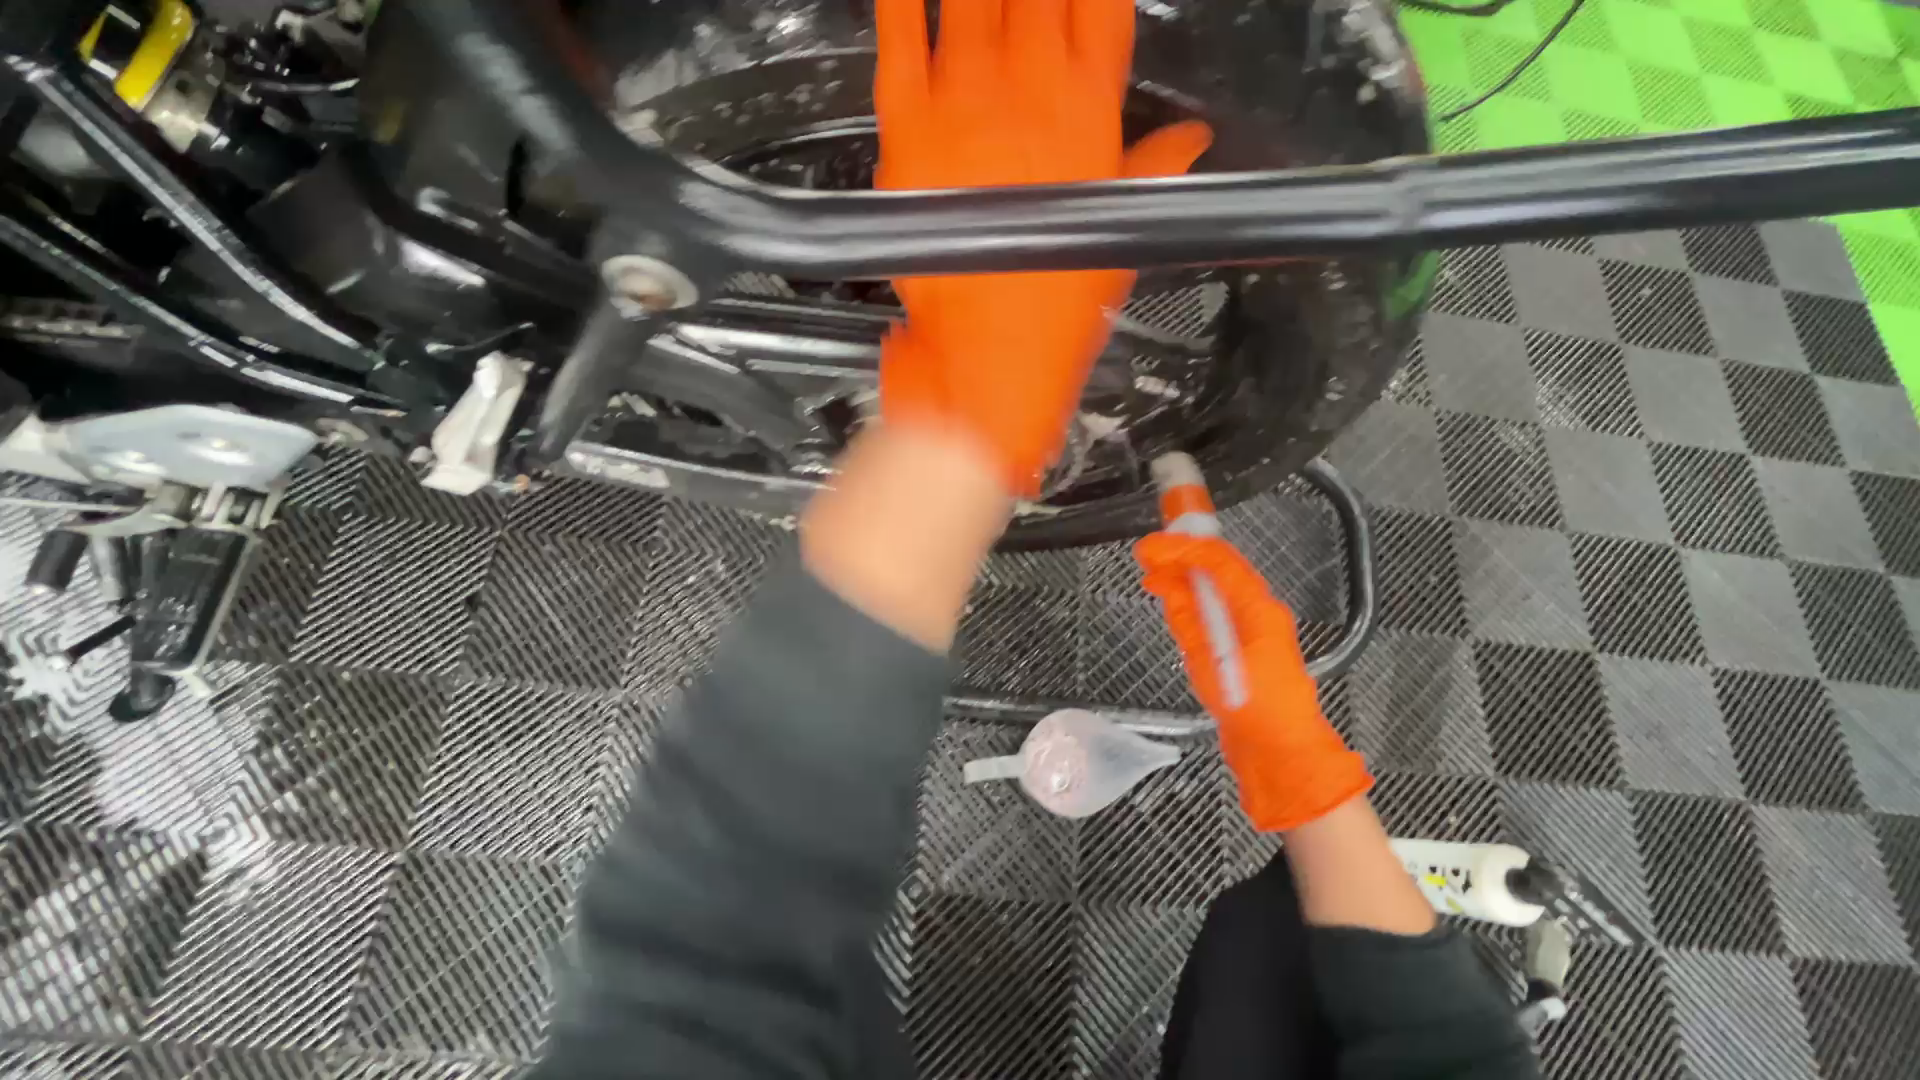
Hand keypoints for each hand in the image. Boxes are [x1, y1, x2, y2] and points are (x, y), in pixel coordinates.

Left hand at [873, 0, 1212, 494]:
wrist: (989, 355)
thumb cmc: (1054, 307)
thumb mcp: (1114, 235)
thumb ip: (1152, 169)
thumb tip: (1190, 139)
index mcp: (1087, 108)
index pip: (1098, 6)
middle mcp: (1029, 87)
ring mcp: (965, 98)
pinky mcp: (908, 123)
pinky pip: (898, 34)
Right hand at [1135, 532, 1371, 831]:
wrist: (1283, 753)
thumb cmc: (1253, 708)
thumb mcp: (1211, 662)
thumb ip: (1189, 620)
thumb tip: (1168, 586)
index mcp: (1257, 608)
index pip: (1218, 561)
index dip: (1180, 548)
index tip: (1149, 547)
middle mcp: (1258, 611)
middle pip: (1219, 570)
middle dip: (1180, 558)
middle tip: (1144, 555)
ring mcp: (1254, 629)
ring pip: (1216, 589)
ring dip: (1184, 578)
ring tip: (1151, 574)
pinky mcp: (1245, 647)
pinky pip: (1217, 612)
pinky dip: (1192, 602)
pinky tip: (1171, 601)